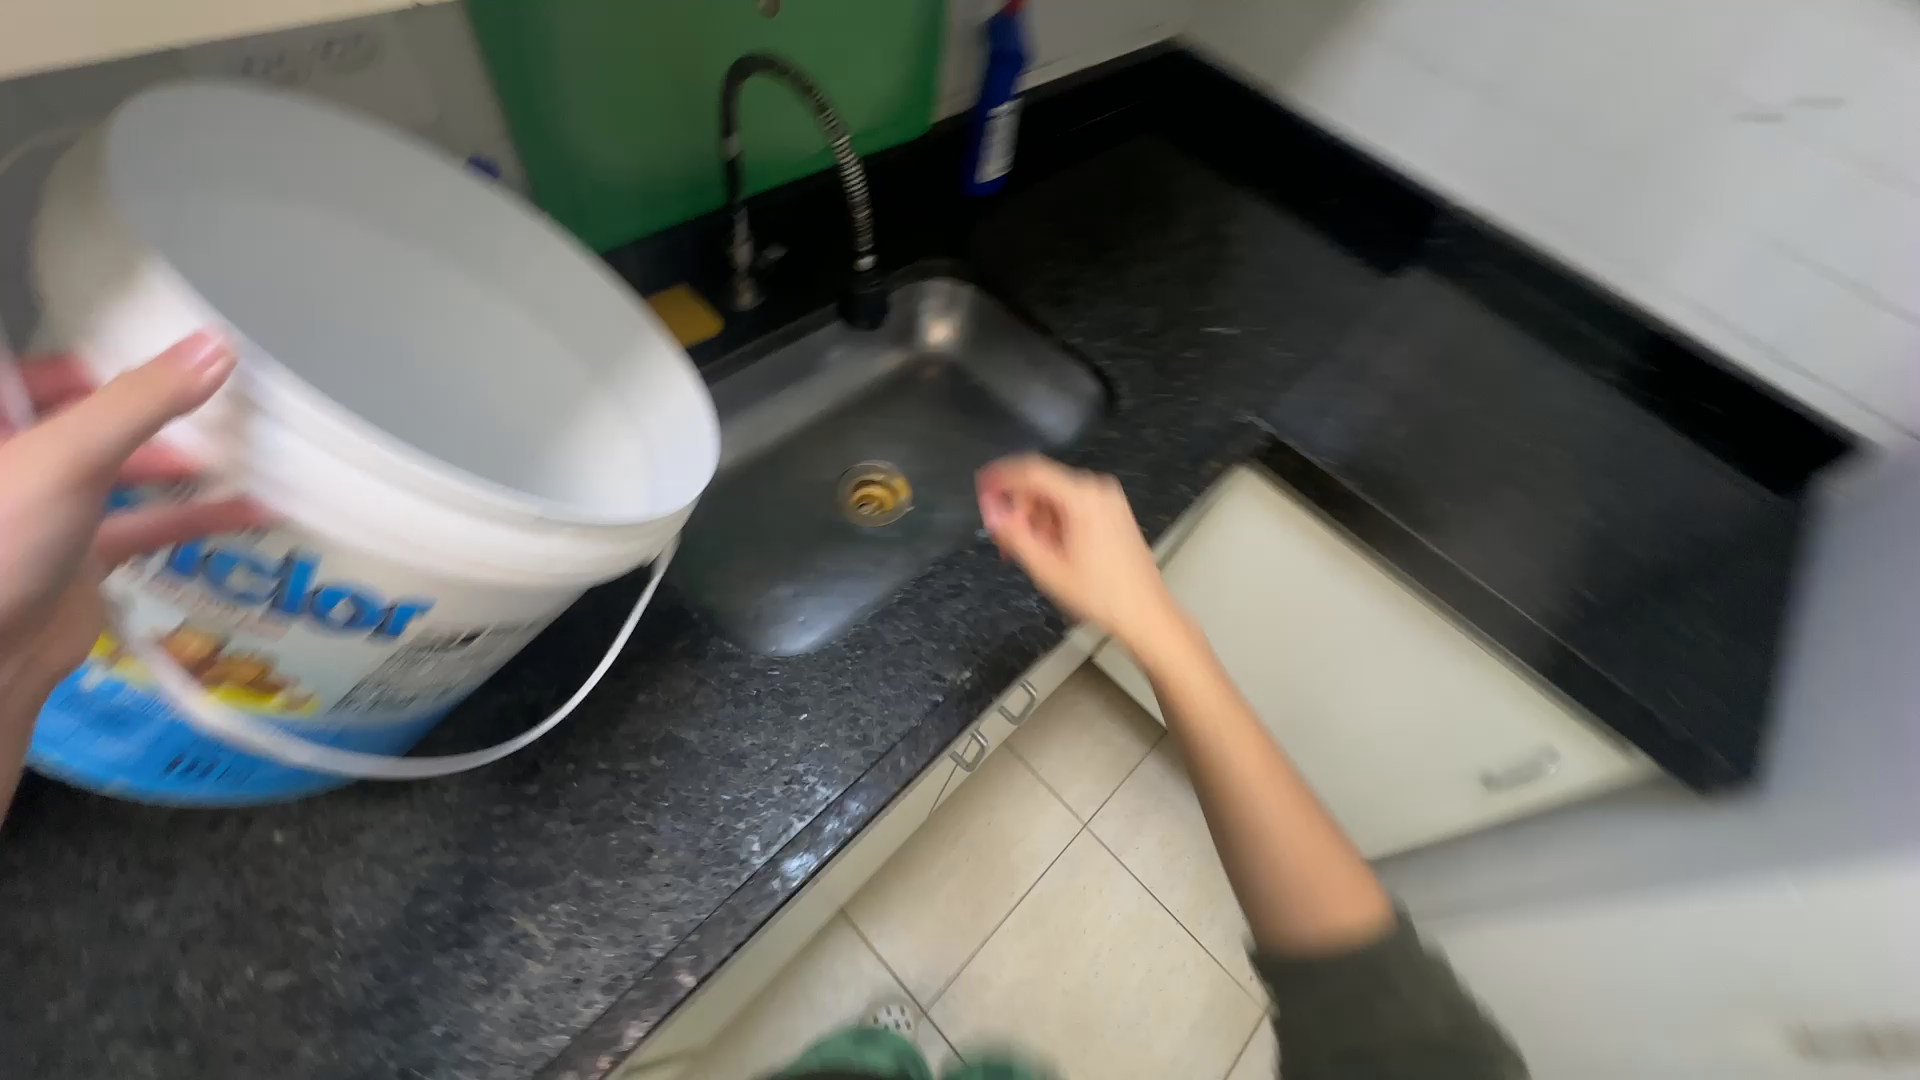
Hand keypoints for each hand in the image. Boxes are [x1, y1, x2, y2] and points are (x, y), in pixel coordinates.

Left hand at [0, 332, 258, 707]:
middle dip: (155, 409)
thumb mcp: (66, 458)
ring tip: (249, 454)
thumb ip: (141, 402)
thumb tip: (219, 347)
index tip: (161, 346)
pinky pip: (149, 522)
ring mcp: (43, 507)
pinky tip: (256, 512)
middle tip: (220, 397)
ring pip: (123, 469)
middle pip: (85, 415)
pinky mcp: (81, 550)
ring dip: (187, 464)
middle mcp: (12, 460)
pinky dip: (201, 517)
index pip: (30, 368)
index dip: (90, 352)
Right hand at [977, 454, 1182, 652]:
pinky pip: (1073, 508)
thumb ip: (1013, 534)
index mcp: (1083, 498)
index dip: (1001, 477)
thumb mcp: (1047, 567)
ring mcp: (1108, 502)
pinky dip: (1054, 525)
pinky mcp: (1112, 514)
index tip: (982, 486)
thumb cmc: (1105, 596)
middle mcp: (1098, 492)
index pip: (1031, 471)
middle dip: (1019, 510)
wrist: (1145, 614)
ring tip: (1031, 555)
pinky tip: (1050, 552)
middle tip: (1004, 541)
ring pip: (1056, 499)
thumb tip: (991, 511)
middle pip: (1043, 486)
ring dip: (1036, 521)